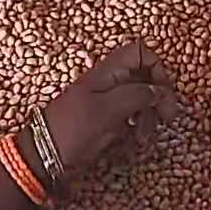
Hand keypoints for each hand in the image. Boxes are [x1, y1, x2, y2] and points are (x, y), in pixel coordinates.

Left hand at [41, 41, 178, 171]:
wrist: (43, 156)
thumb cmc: (73, 129)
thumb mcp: (107, 109)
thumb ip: (137, 95)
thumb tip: (160, 91)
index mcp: (108, 72)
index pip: (139, 53)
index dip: (156, 67)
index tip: (163, 90)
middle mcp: (110, 84)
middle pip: (145, 80)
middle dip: (157, 99)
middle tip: (166, 118)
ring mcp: (108, 104)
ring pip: (140, 103)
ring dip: (148, 119)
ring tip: (142, 139)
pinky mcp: (106, 123)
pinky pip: (130, 121)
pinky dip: (136, 130)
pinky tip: (134, 144)